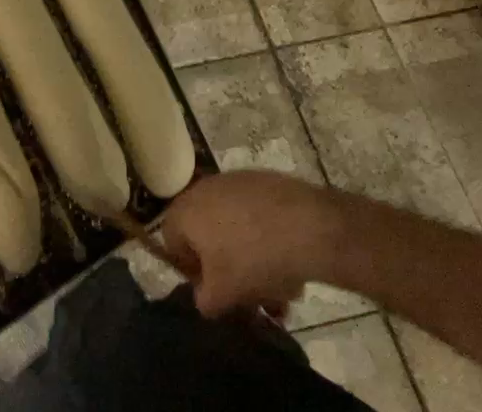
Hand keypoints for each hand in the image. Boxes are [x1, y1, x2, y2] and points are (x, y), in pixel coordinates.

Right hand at [159, 170, 346, 317]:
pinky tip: (292, 260)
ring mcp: (234, 182)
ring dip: (252, 258)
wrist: (308, 226)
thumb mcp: (222, 294)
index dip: (193, 273)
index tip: (217, 291)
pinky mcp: (264, 181)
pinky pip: (257, 215)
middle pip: (208, 237)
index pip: (173, 245)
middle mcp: (202, 190)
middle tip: (253, 294)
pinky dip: (268, 237)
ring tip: (282, 288)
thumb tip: (205, 299)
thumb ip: (204, 301)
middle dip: (228, 268)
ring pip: (236, 228)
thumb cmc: (252, 260)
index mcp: (183, 212)